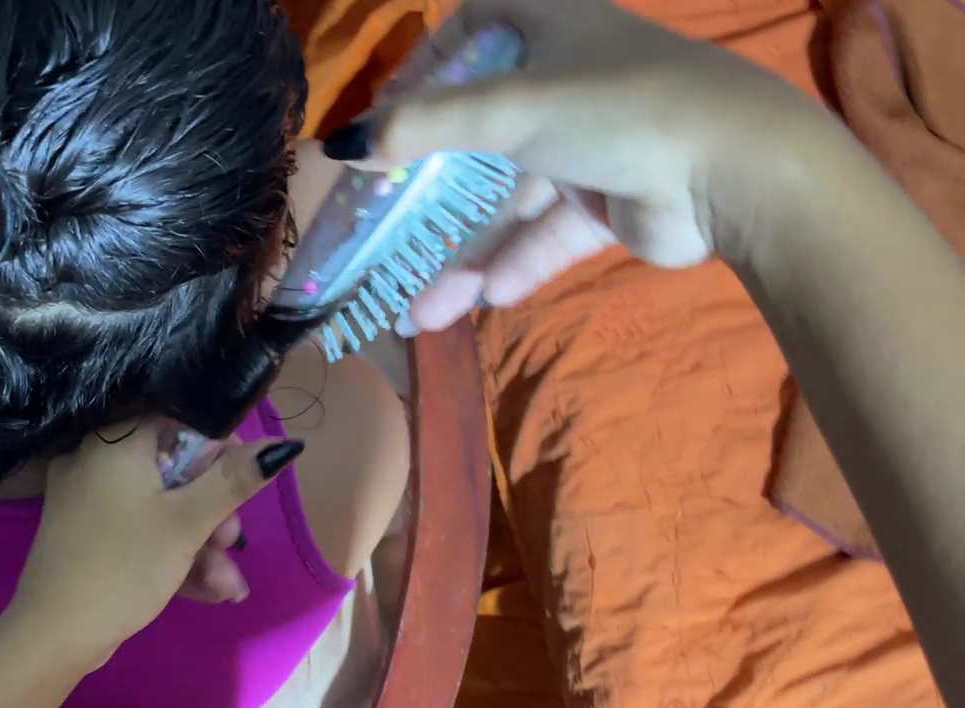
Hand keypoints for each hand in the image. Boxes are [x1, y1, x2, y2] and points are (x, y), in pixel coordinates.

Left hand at [4, 420, 302, 665]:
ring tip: (225, 585)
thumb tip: (283, 443)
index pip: (176, 420)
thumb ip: (235, 480)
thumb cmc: (124, 566)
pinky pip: (136, 531)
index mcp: (113, 441)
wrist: (54, 633)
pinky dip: (169, 555)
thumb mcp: (187, 522)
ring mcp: (85, 500)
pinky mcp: (85, 535)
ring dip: (199, 544)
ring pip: (157, 507)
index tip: (240, 484)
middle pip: (171, 469)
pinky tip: (207, 591)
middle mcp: (94, 460)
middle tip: (231, 543)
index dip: (216, 451)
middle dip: (212, 512)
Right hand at [326, 0, 836, 333]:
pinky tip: (484, 299)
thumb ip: (420, 127)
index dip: (429, 59)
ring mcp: (585, 146)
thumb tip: (335, 147)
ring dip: (461, 259)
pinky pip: (539, 235)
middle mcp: (566, 83)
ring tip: (418, 313)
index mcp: (553, 31)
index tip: (388, 109)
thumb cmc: (620, 111)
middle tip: (380, 231)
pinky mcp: (602, 200)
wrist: (738, 175)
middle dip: (426, 192)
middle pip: (475, 131)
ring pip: (502, 202)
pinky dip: (511, 266)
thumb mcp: (510, 109)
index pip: (479, 23)